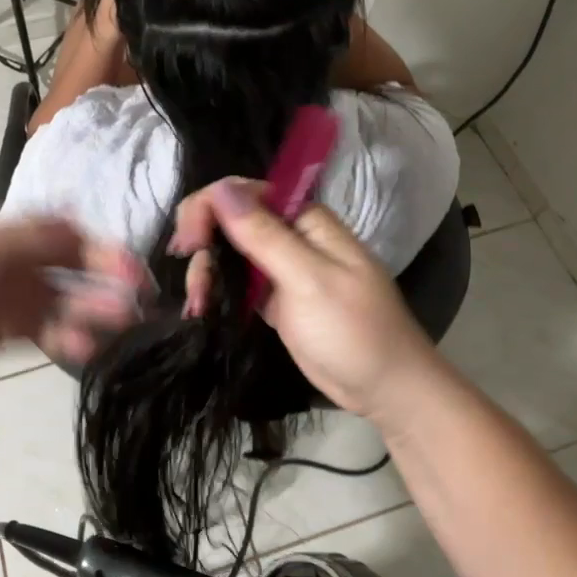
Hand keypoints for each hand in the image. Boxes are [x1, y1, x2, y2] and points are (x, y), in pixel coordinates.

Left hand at [0, 219, 148, 383]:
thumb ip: (32, 242)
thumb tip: (79, 225)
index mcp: (8, 237)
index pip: (66, 235)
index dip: (100, 248)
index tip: (132, 268)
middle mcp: (15, 264)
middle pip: (71, 268)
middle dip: (105, 280)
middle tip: (140, 301)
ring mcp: (10, 300)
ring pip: (64, 301)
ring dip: (93, 311)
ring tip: (122, 327)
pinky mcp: (5, 332)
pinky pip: (46, 331)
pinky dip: (68, 337)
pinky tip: (87, 348)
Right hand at [171, 179, 439, 419]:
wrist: (387, 389)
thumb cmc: (355, 330)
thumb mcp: (308, 280)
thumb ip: (263, 235)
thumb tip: (220, 188)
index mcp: (305, 219)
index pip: (245, 192)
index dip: (209, 207)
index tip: (188, 242)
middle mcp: (290, 235)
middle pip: (229, 220)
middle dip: (203, 243)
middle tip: (191, 282)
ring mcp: (280, 268)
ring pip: (226, 252)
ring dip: (206, 273)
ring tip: (198, 306)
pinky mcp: (273, 298)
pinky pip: (234, 282)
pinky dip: (216, 292)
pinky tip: (202, 310)